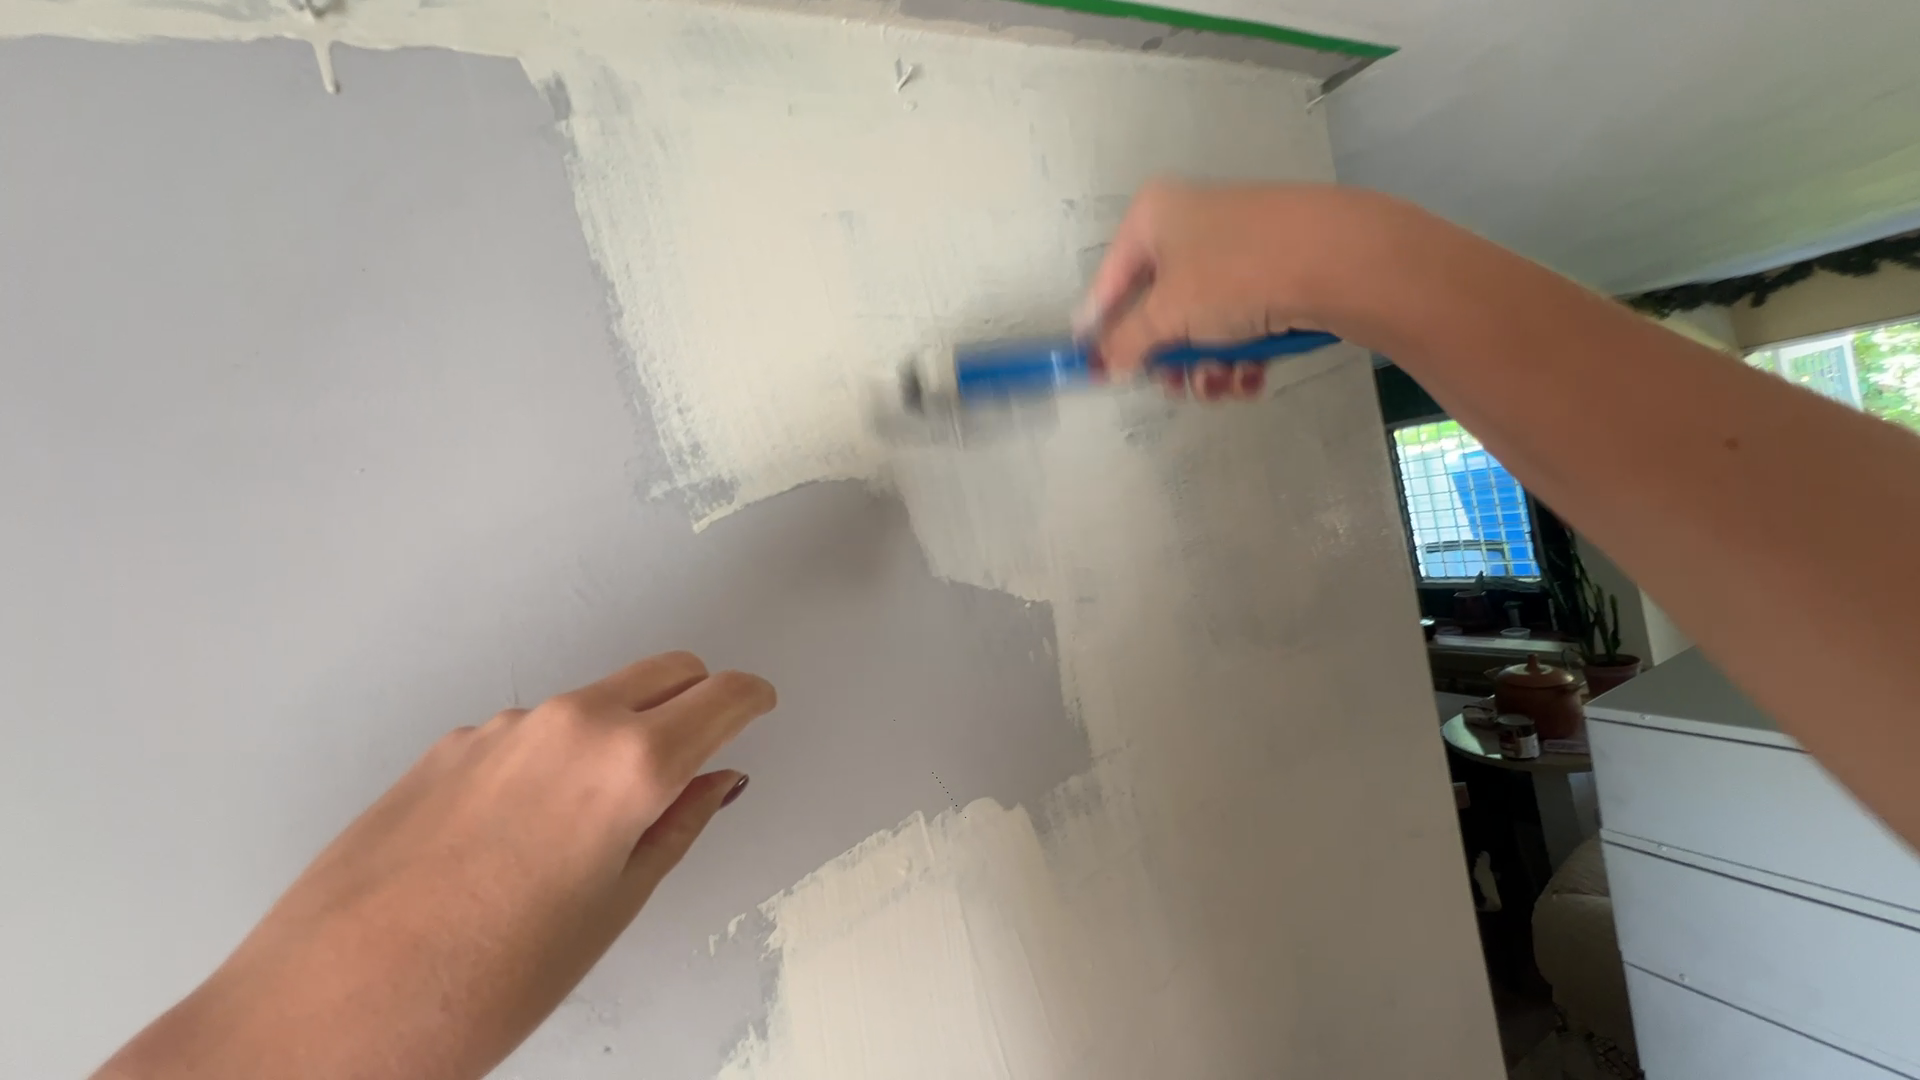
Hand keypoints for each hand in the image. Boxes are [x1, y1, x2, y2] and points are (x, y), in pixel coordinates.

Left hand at [95, 651, 775, 1079]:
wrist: (315, 1018)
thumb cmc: (485, 983)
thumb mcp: (615, 907)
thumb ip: (680, 824)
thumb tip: (716, 780)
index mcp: (629, 763)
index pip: (721, 695)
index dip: (752, 698)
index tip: (760, 705)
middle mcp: (573, 722)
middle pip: (669, 668)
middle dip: (700, 695)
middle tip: (703, 747)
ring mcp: (507, 727)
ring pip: (603, 695)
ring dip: (629, 723)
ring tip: (603, 809)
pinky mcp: (454, 743)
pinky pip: (538, 726)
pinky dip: (564, 749)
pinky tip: (529, 825)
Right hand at [1080, 181, 1412, 400]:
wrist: (1340, 260)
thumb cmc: (1233, 276)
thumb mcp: (1166, 314)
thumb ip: (1125, 344)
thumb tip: (1102, 366)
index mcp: (1153, 217)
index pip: (1108, 286)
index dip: (1100, 333)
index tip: (1096, 375)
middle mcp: (1189, 225)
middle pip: (1157, 311)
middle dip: (1167, 358)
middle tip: (1174, 385)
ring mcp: (1234, 249)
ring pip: (1198, 325)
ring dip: (1204, 367)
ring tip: (1220, 385)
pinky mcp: (1271, 272)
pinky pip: (1235, 322)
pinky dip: (1237, 357)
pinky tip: (1249, 379)